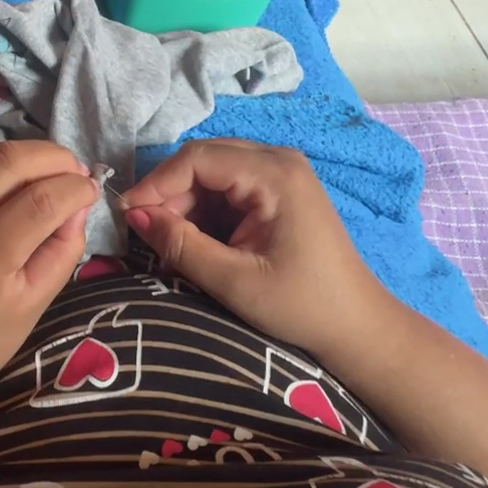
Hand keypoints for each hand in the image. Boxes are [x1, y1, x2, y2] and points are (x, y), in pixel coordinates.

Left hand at [0, 141, 97, 421]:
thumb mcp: (32, 308)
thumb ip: (63, 251)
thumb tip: (81, 203)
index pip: (38, 202)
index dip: (75, 188)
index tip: (94, 189)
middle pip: (7, 162)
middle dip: (53, 156)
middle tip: (78, 170)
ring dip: (28, 153)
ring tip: (56, 169)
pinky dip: (2, 162)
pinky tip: (24, 175)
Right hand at [123, 139, 387, 361]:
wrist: (359, 329)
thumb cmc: (302, 307)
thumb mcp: (235, 282)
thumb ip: (182, 245)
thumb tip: (135, 215)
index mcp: (274, 174)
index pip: (198, 158)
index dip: (158, 182)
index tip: (128, 214)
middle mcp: (278, 160)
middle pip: (204, 159)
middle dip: (170, 192)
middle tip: (144, 230)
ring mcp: (280, 172)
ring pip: (212, 172)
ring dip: (185, 202)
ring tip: (168, 240)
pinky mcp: (278, 190)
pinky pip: (228, 185)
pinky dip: (205, 209)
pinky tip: (194, 238)